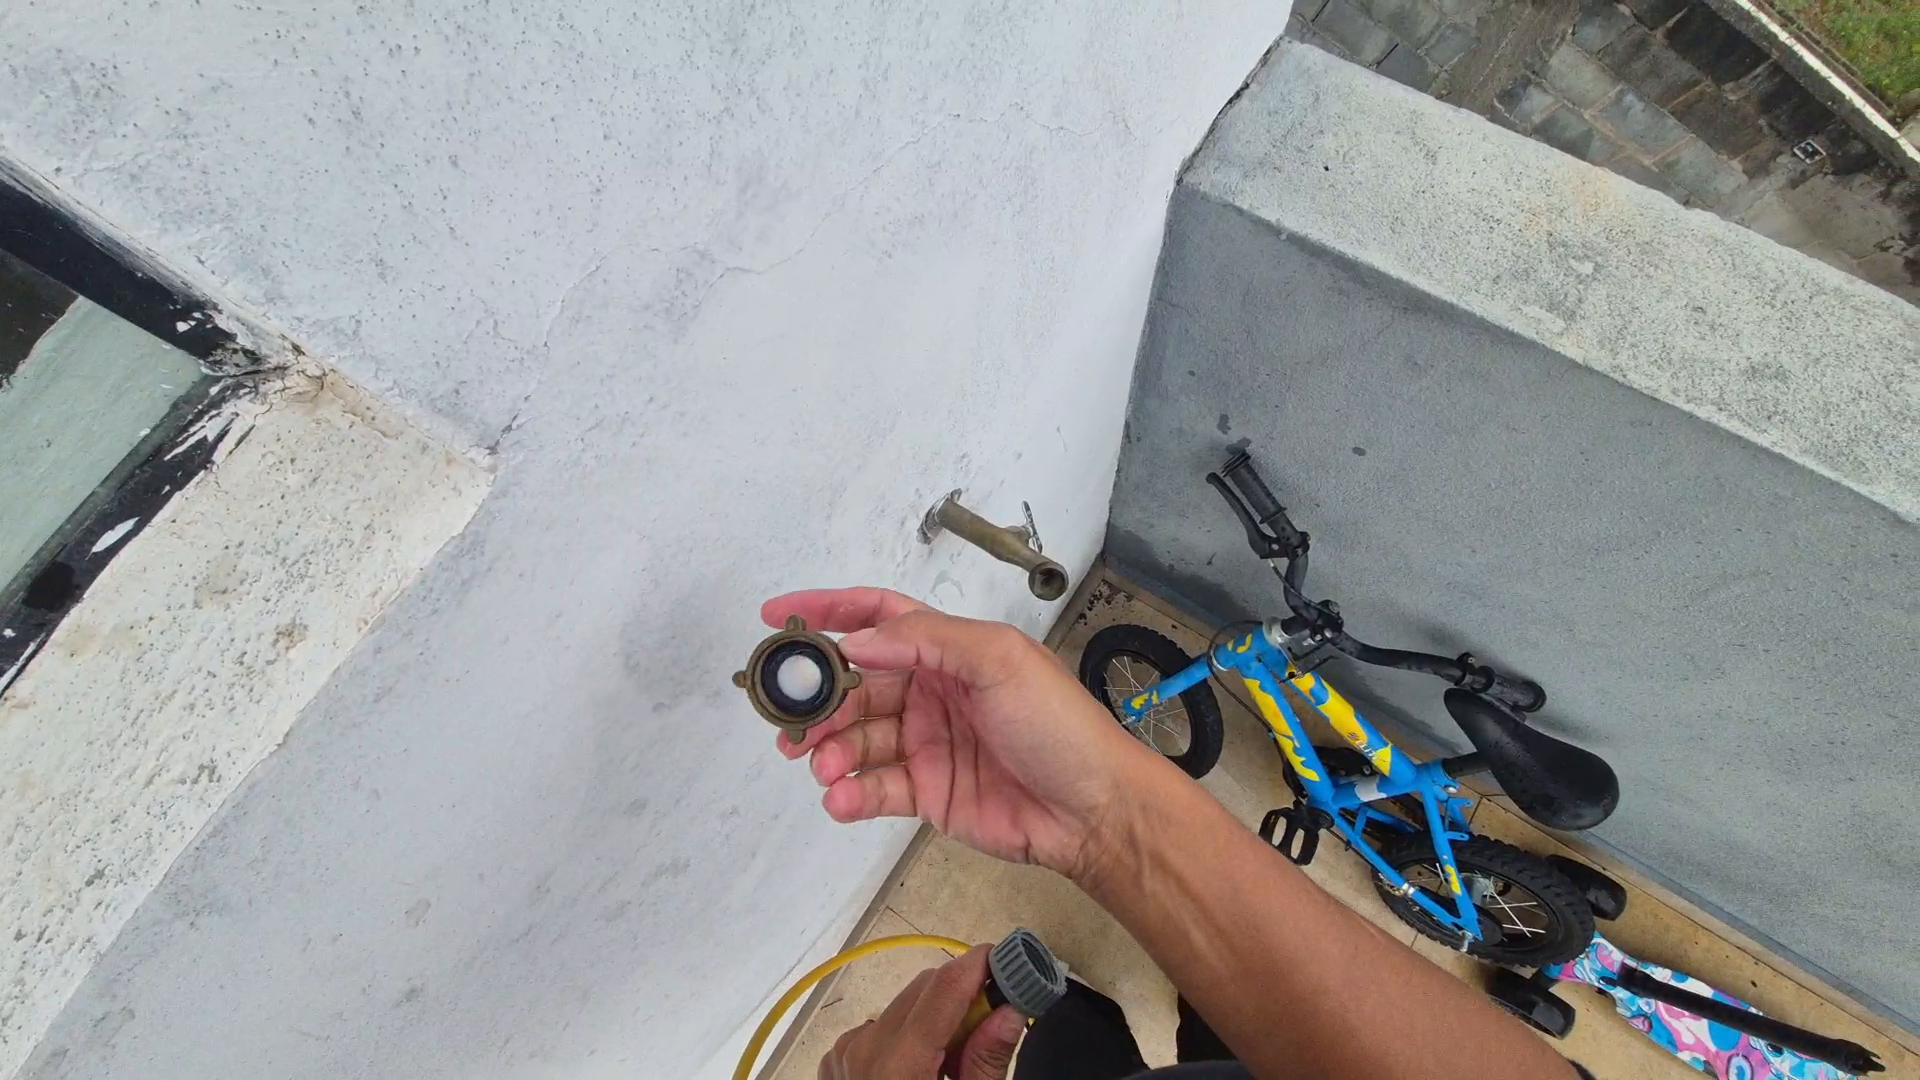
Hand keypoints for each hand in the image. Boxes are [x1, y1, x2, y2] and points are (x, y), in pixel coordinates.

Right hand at [762, 587, 1161, 878]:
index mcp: (947, 649)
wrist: (1091, 808)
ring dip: (831, 749)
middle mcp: (930, 690)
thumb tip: (855, 640)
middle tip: (792, 719)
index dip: (828, 611)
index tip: (777, 617)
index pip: (877, 617)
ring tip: (823, 764)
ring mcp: (925, 742)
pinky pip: (875, 788)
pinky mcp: (926, 791)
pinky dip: (851, 794)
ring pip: (858, 738)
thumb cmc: (1055, 721)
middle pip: (856, 684)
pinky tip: (842, 798)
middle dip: (820, 698)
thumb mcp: (997, 660)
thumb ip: (924, 641)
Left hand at [820, 946, 1024, 1079]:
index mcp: (898, 1067)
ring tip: (953, 1059)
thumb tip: (1011, 1009)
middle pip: (925, 990)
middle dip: (963, 992)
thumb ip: (986, 1061)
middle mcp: (865, 1047)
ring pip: (904, 1004)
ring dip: (935, 1015)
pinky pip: (880, 1026)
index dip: (978, 964)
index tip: (1008, 958)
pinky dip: (905, 1034)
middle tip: (994, 1016)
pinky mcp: (835, 1060)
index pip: (944, 988)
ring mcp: (845, 1053)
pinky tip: (917, 1071)